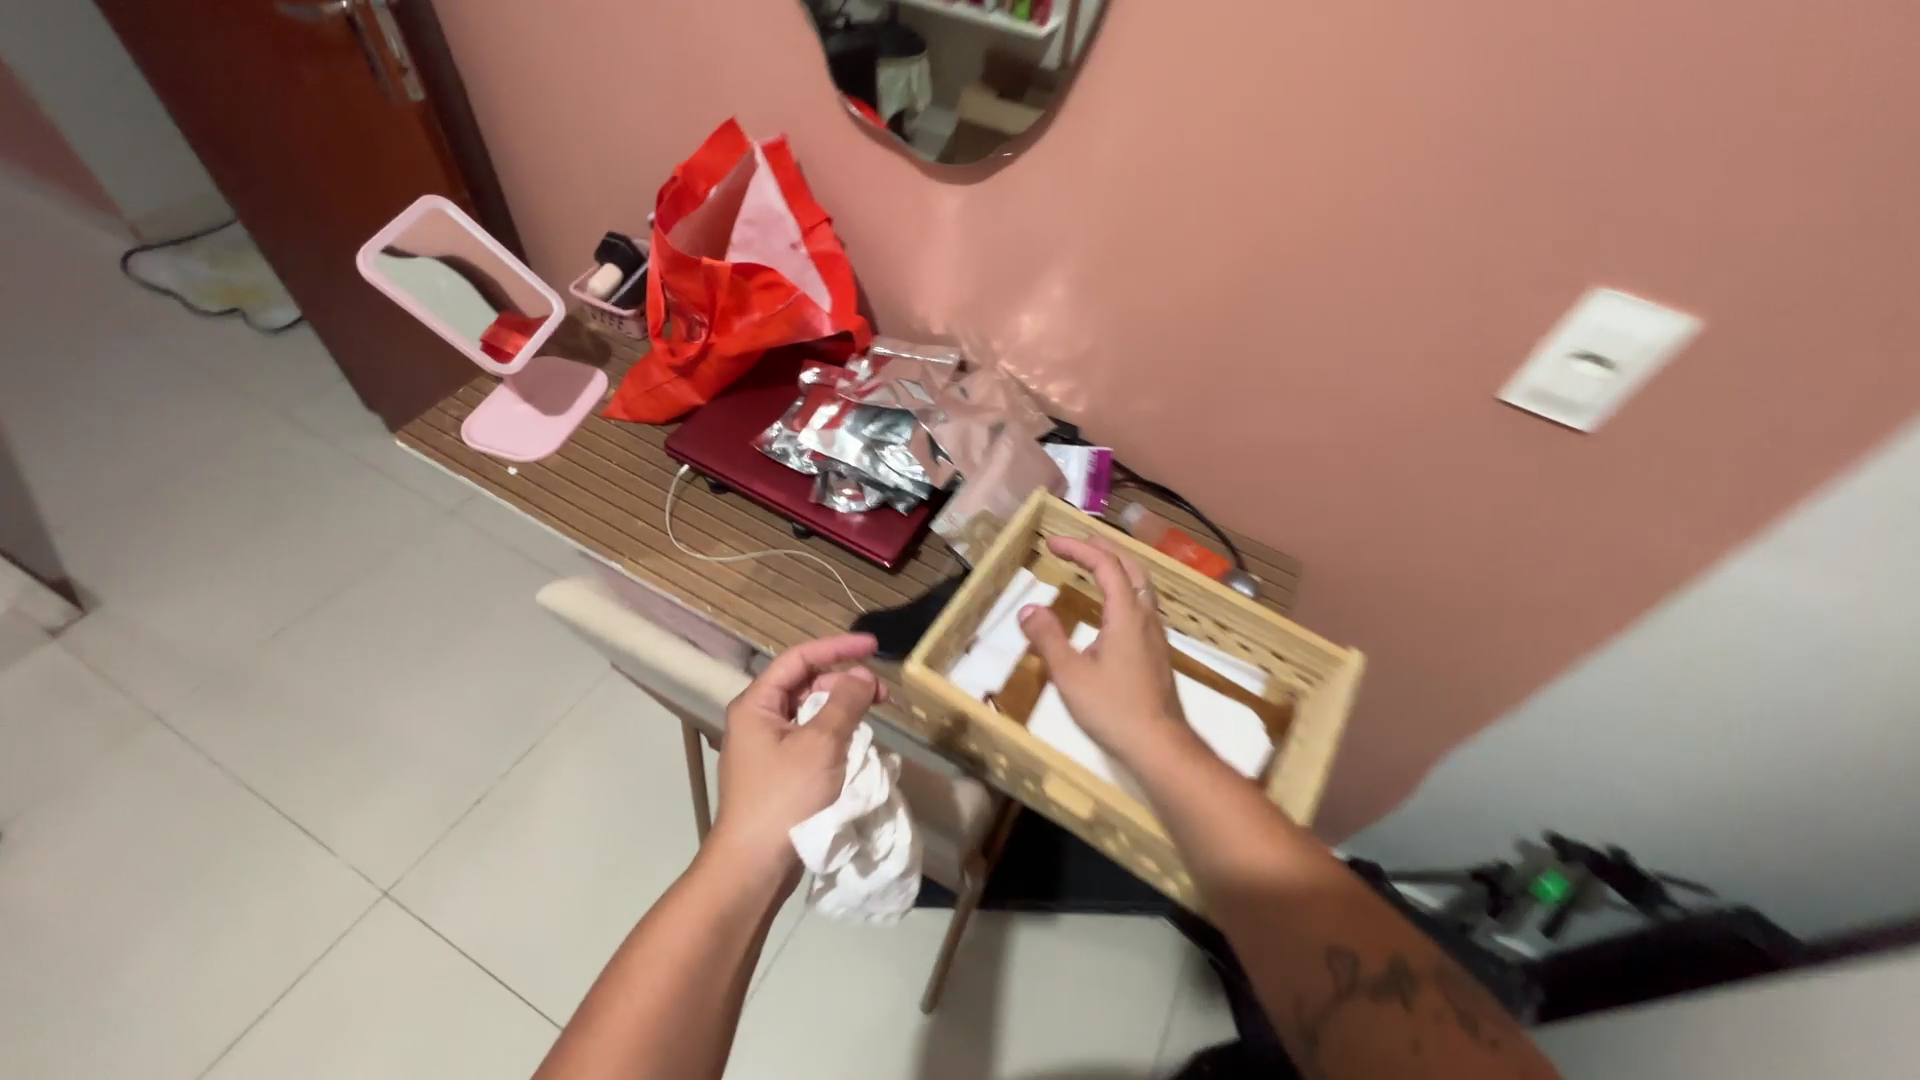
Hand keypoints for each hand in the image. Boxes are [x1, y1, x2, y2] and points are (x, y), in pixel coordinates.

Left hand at [708, 634, 886, 882]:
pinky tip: (856, 742)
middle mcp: (757, 719)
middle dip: (844, 682)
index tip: (873, 647)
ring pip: (809, 712)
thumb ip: (845, 702)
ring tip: (873, 715)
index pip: (799, 658)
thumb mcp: (821, 743)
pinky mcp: (777, 772)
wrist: (754, 865)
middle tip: (881, 693)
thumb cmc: (784, 797)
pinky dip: (835, 733)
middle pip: (804, 684)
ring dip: (842, 708)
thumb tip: (862, 676)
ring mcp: (766, 747)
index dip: (838, 648)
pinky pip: (809, 738)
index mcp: (757, 704)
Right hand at [1018, 536, 1194, 767]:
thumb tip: (1028, 608)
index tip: (1052, 543)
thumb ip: (1048, 638)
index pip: (1106, 564)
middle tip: (1075, 545)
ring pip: (1142, 584)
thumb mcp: (1070, 675)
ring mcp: (1156, 634)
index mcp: (1126, 614)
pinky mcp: (1157, 651)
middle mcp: (1146, 616)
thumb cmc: (1113, 709)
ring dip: (1117, 566)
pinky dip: (1124, 588)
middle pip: (1131, 566)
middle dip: (1102, 548)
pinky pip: (1143, 603)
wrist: (1159, 745)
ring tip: (1092, 566)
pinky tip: (1110, 607)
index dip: (1079, 548)